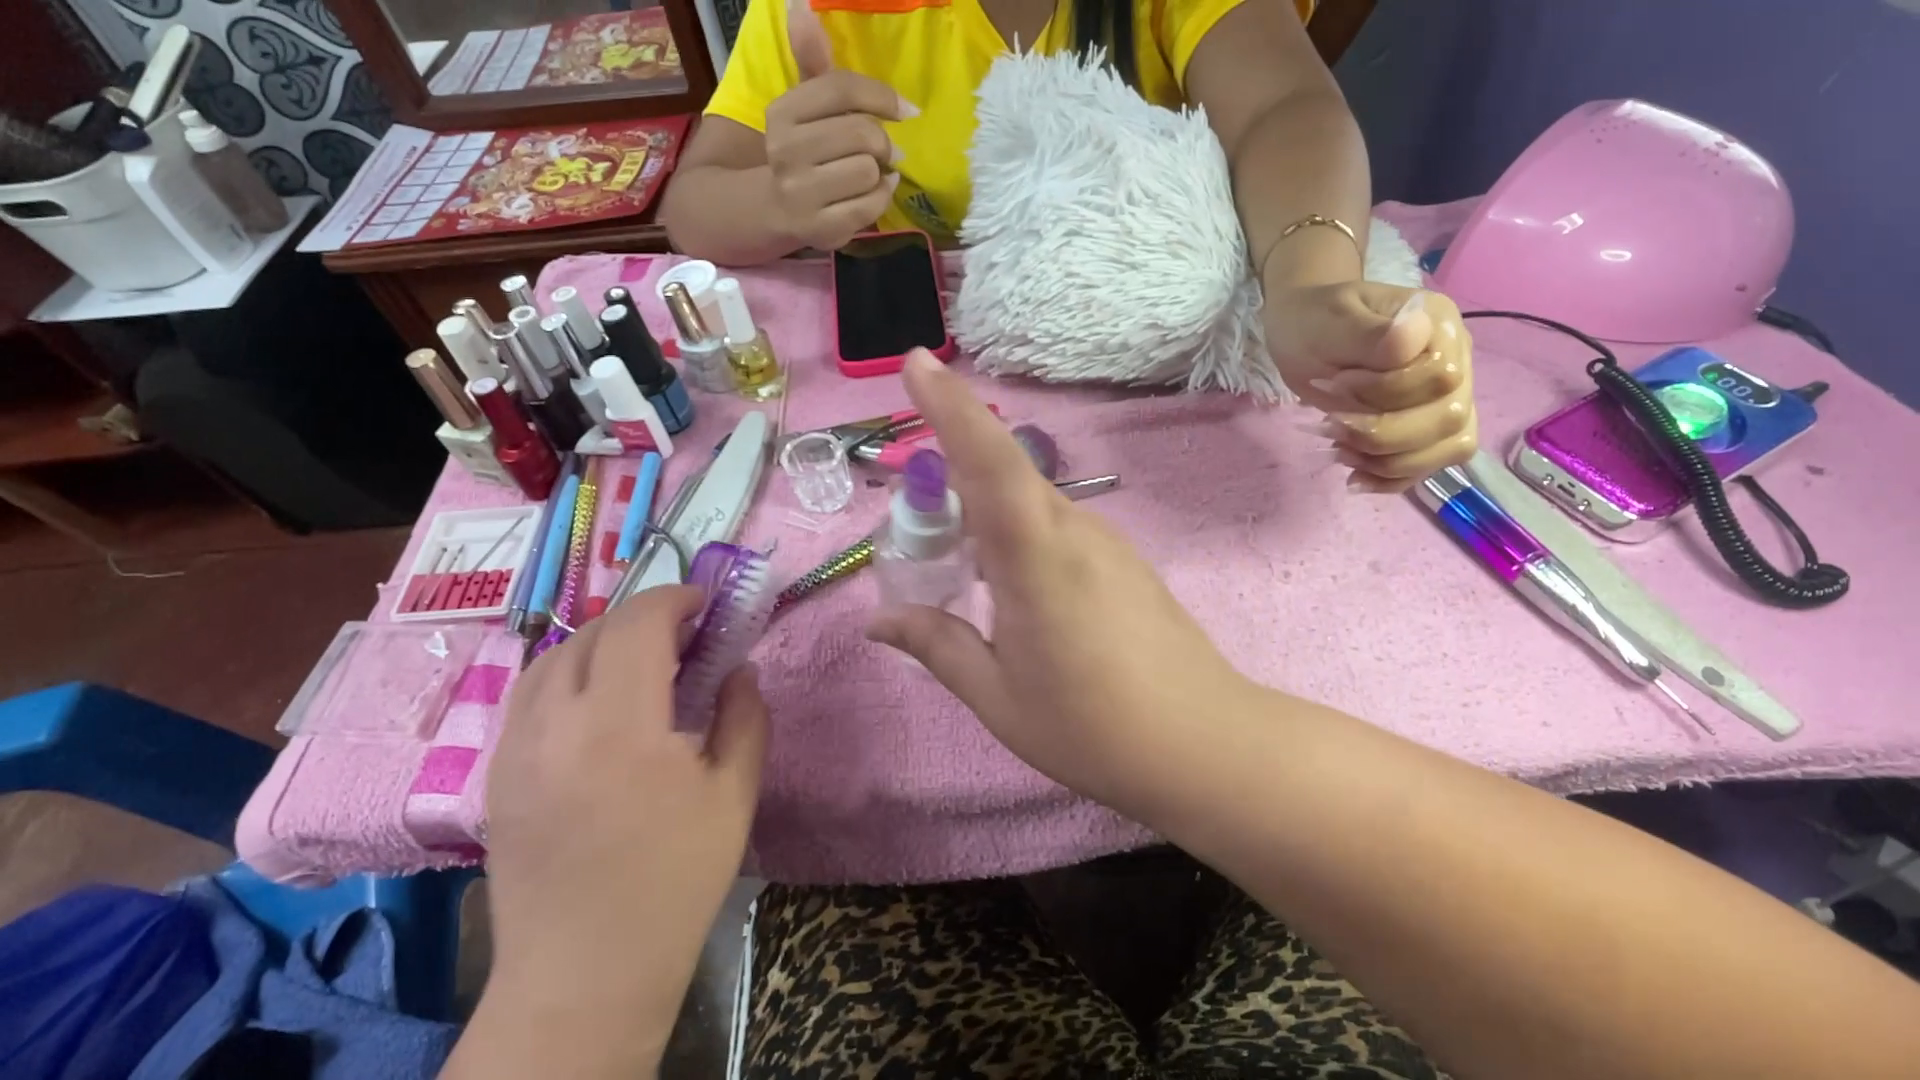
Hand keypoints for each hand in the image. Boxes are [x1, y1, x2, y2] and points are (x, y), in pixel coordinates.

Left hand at [482, 586, 768, 1056]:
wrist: (585, 970)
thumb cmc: (674, 883)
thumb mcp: (734, 797)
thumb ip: (743, 718)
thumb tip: (737, 668)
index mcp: (621, 725)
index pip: (638, 624)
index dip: (674, 599)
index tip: (706, 603)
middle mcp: (556, 722)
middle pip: (592, 633)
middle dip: (642, 618)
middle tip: (684, 636)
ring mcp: (515, 747)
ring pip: (551, 659)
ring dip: (598, 643)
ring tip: (638, 664)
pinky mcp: (496, 774)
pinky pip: (528, 697)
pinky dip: (565, 676)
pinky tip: (595, 705)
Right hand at [764, 0, 914, 250]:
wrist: (776, 208)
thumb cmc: (803, 150)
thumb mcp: (805, 104)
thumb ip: (812, 60)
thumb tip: (802, 5)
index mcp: (782, 113)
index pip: (842, 88)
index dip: (882, 96)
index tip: (905, 110)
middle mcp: (785, 152)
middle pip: (863, 134)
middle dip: (881, 143)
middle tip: (880, 151)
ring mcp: (801, 194)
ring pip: (869, 171)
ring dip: (880, 174)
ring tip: (869, 174)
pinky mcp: (821, 229)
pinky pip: (871, 207)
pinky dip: (880, 199)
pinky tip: (870, 194)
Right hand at [867, 350, 1262, 812]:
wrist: (1205, 745)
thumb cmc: (1091, 727)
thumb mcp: (996, 696)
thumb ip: (936, 645)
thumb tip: (877, 620)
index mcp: (1035, 556)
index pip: (988, 459)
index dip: (950, 406)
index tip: (915, 363)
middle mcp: (1073, 530)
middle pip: (1003, 474)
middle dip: (950, 471)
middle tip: (914, 524)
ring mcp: (1106, 543)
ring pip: (1029, 503)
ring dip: (983, 511)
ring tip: (956, 567)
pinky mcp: (1123, 562)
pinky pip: (1055, 527)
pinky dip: (1016, 535)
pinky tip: (1009, 590)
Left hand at [1263, 281, 1477, 493]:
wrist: (1302, 330)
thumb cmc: (1314, 322)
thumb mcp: (1330, 322)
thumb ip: (1370, 334)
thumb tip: (1414, 334)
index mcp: (1440, 325)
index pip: (1440, 376)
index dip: (1385, 392)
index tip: (1334, 383)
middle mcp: (1457, 361)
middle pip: (1451, 418)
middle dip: (1383, 432)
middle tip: (1329, 425)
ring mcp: (1448, 398)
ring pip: (1449, 447)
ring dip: (1389, 461)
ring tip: (1338, 449)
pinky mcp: (1428, 430)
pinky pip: (1430, 467)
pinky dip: (1392, 479)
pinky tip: (1354, 477)